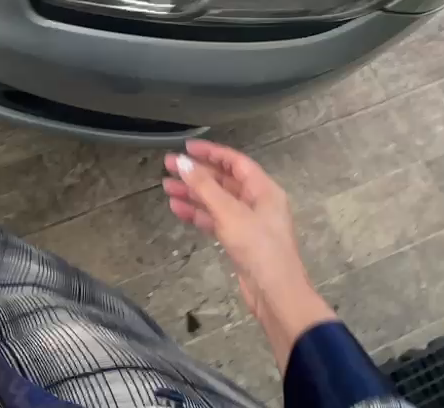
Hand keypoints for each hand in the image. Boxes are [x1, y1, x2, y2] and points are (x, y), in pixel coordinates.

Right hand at [163, 139, 335, 358]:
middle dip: (196, 174)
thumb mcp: (229, 212)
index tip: (186, 147)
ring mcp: (248, 223)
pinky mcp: (239, 241)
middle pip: (223, 180)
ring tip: (167, 187)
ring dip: (193, 194)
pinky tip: (178, 209)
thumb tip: (181, 161)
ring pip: (216, 201)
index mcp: (263, 190)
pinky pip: (215, 219)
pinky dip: (198, 213)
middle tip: (168, 166)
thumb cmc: (258, 247)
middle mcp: (257, 203)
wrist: (276, 296)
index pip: (235, 162)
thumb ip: (204, 185)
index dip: (210, 152)